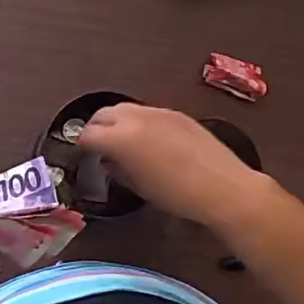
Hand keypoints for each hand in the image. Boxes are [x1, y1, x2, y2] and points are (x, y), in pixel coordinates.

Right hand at [78, 104, 273, 227]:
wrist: (223, 187)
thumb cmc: (179, 195)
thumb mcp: (139, 187)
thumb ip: (118, 169)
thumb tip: (110, 161)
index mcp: (122, 138)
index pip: (88, 134)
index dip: (81, 145)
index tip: (81, 154)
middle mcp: (137, 118)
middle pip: (103, 114)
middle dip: (95, 128)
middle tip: (96, 145)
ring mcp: (159, 113)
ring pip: (126, 109)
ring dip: (116, 122)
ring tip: (120, 141)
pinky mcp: (177, 114)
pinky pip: (148, 112)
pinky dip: (138, 122)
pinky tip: (147, 140)